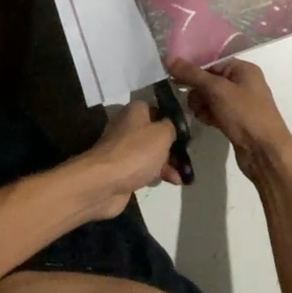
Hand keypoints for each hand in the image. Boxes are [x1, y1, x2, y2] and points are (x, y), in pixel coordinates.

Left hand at [74, 104, 181, 220]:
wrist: (104, 183)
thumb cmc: (136, 152)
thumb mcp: (162, 134)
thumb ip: (173, 126)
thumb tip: (181, 118)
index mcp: (135, 111)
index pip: (157, 110)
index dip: (172, 121)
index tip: (187, 134)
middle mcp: (127, 126)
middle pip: (155, 134)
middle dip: (172, 147)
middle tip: (186, 158)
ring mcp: (123, 149)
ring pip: (151, 153)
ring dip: (167, 164)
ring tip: (182, 176)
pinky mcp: (122, 170)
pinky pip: (144, 169)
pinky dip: (156, 175)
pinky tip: (171, 182)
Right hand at [167, 57, 291, 183]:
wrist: (265, 153)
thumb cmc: (245, 115)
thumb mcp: (217, 90)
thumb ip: (193, 74)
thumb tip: (171, 60)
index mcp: (243, 70)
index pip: (211, 63)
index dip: (193, 70)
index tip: (174, 79)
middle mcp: (243, 83)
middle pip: (209, 80)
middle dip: (197, 91)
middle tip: (193, 102)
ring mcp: (240, 103)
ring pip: (210, 97)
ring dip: (201, 104)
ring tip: (201, 114)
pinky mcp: (236, 120)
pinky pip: (215, 111)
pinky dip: (208, 114)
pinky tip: (206, 122)